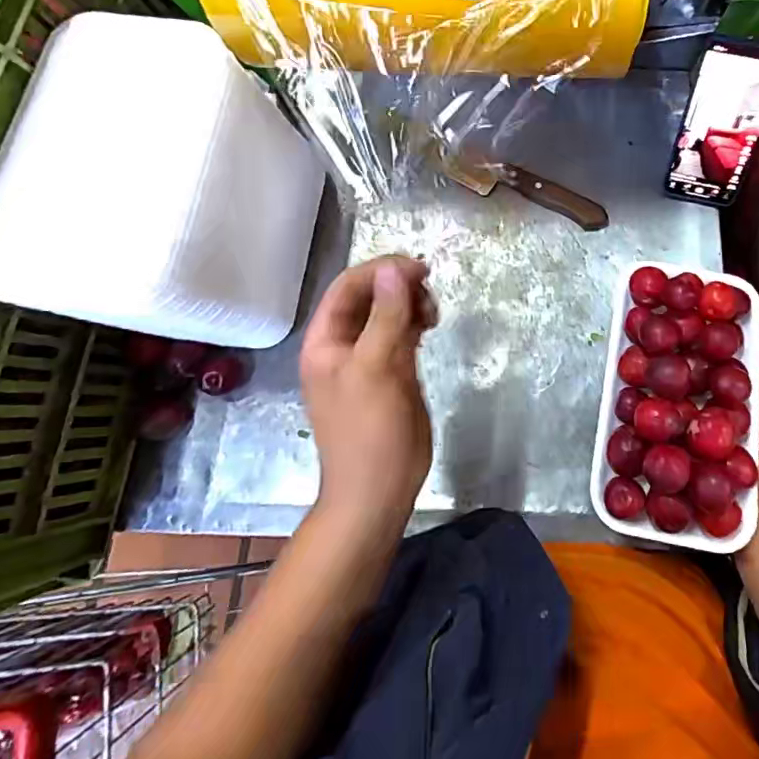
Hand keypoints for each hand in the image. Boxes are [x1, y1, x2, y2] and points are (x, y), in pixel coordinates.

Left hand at [300, 255, 437, 523]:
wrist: (378, 490)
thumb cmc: (368, 431)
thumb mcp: (375, 369)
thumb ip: (385, 317)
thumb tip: (394, 270)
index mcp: (326, 341)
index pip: (348, 288)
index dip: (380, 271)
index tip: (418, 269)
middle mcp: (345, 344)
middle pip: (370, 296)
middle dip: (398, 286)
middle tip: (429, 291)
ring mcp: (370, 358)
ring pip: (389, 313)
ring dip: (411, 303)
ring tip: (432, 314)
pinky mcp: (394, 372)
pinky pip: (403, 333)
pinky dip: (417, 323)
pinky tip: (430, 325)